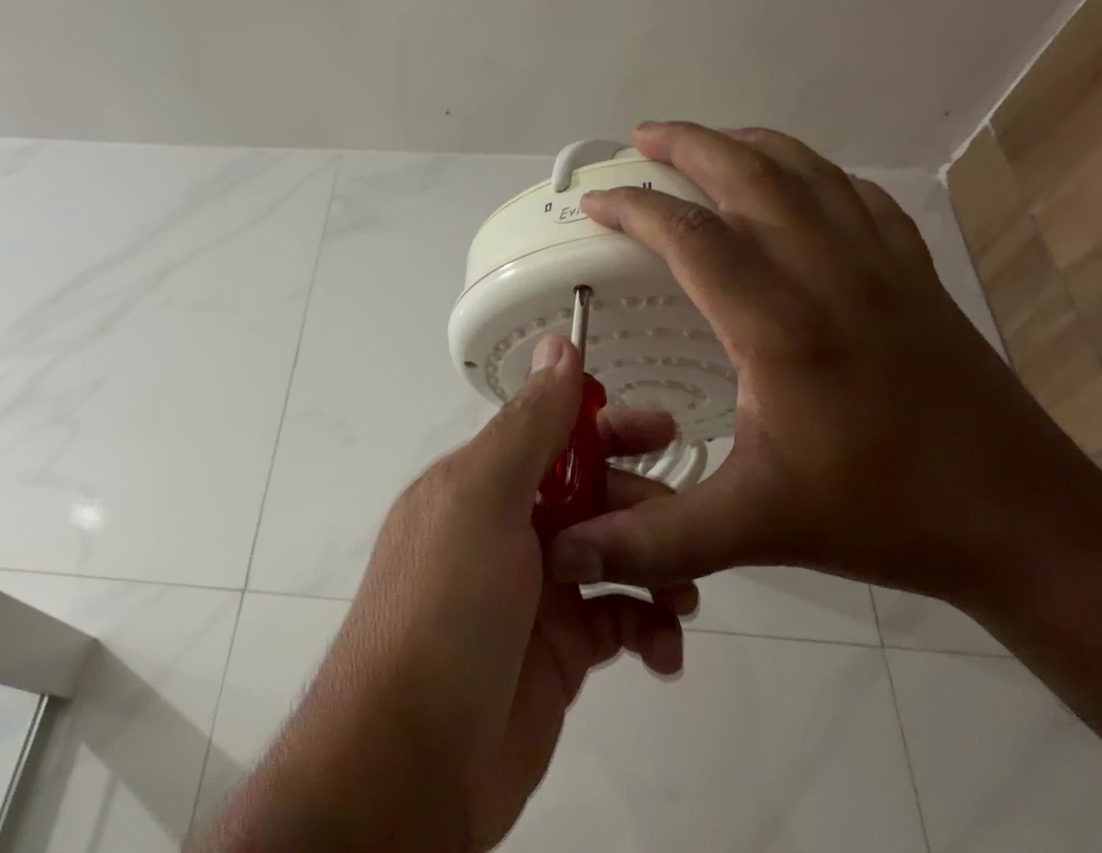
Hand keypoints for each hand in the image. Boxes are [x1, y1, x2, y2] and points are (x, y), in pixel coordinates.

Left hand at [318, 334, 693, 848]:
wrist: (413, 757)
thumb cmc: (444, 612)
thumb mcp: (480, 500)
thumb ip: (529, 425)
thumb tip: (559, 344)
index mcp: (480, 485)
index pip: (555, 434)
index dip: (611, 427)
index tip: (669, 431)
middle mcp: (507, 530)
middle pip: (597, 496)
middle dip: (647, 508)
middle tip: (689, 533)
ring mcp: (537, 593)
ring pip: (619, 557)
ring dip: (660, 569)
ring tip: (681, 600)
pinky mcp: (563, 651)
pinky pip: (622, 620)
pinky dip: (649, 627)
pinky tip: (662, 649)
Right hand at [547, 121, 1095, 598]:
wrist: (1021, 519)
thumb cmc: (880, 516)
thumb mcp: (753, 531)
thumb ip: (652, 541)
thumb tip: (564, 557)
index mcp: (781, 327)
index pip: (693, 237)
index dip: (637, 210)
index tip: (596, 202)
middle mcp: (831, 277)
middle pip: (753, 176)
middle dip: (691, 145)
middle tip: (642, 137)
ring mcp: (885, 270)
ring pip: (812, 174)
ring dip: (752, 147)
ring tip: (709, 143)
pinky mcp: (919, 280)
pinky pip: (862, 200)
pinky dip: (819, 174)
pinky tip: (803, 186)